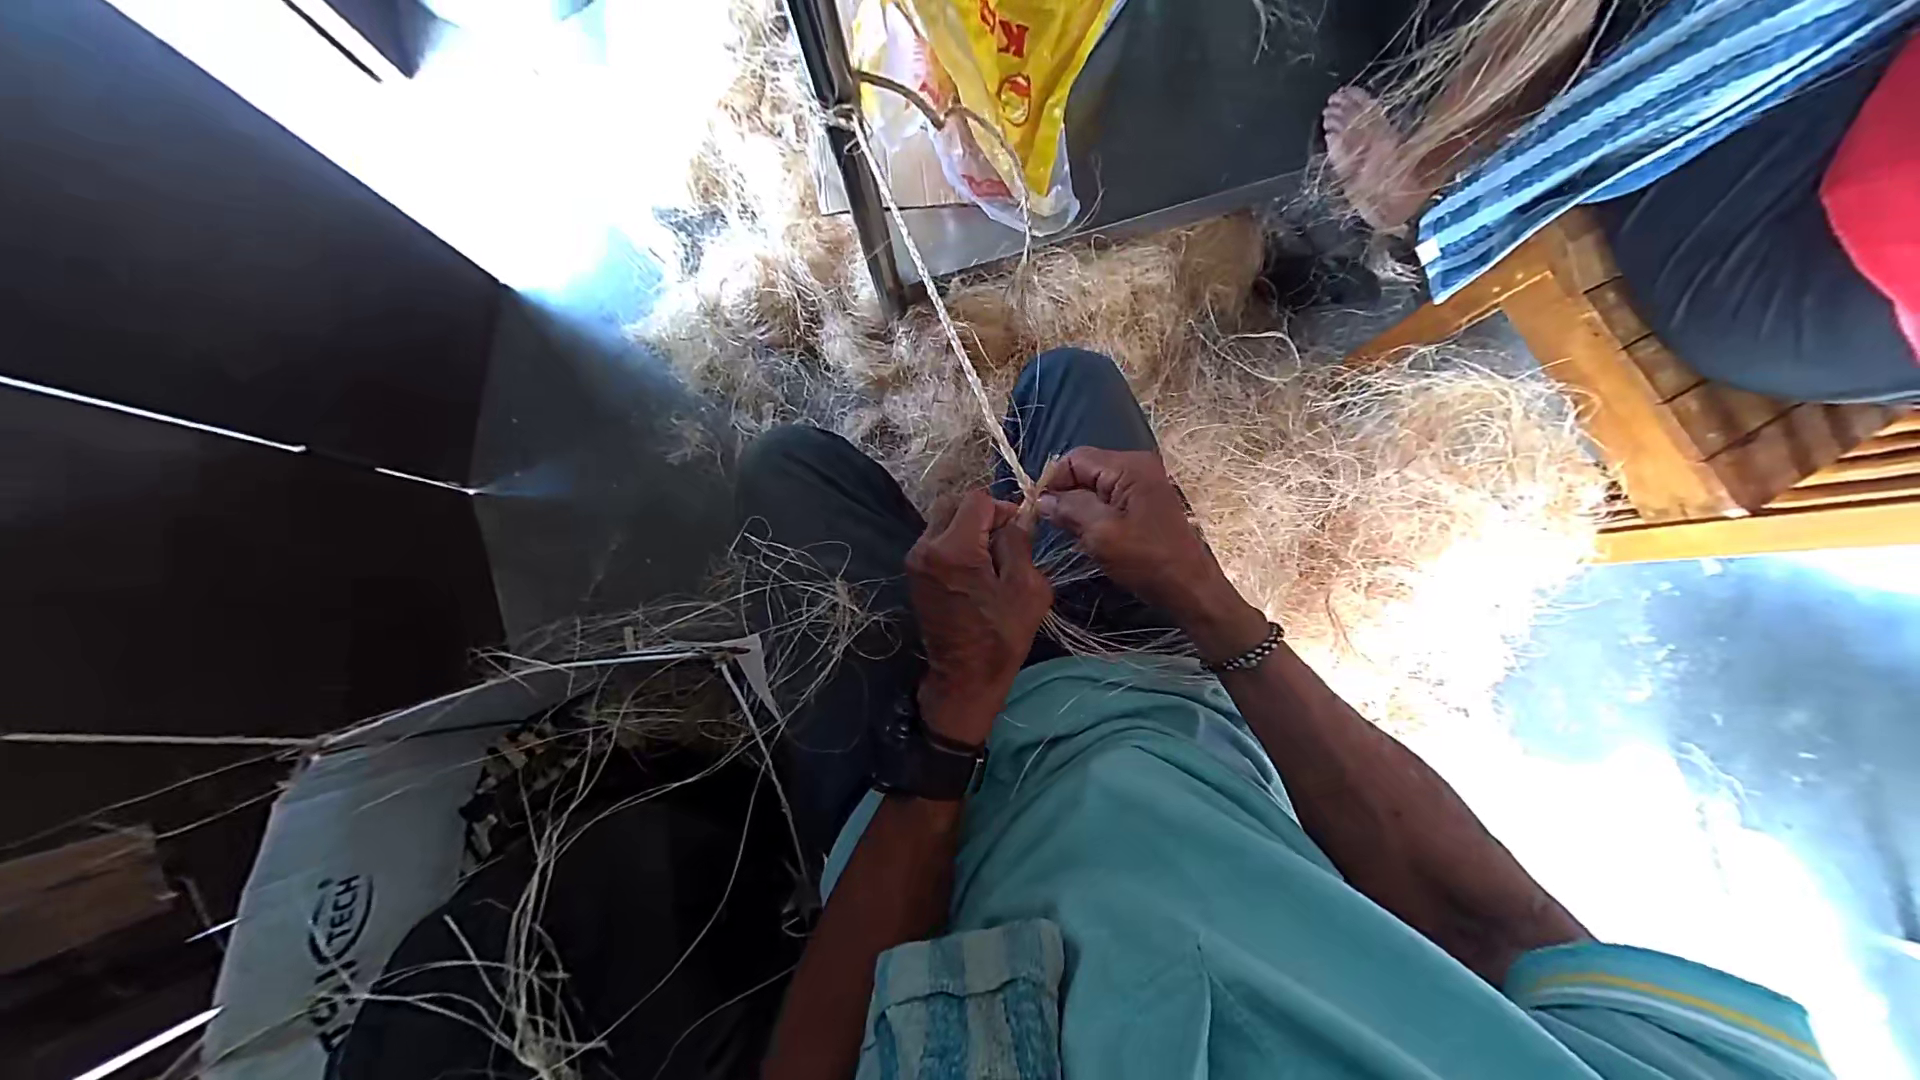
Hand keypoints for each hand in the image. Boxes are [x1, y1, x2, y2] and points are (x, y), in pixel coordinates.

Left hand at [905, 489, 1053, 744]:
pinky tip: (973, 567)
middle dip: (980, 513)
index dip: (1001, 508)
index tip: (1017, 529)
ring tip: (989, 555)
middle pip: (953, 503)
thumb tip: (1013, 519)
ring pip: (941, 519)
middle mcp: (926, 548)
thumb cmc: (1002, 635)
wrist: (965, 676)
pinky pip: (935, 539)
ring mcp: (914, 560)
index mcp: (954, 549)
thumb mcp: (1027, 587)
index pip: (976, 500)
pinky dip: (954, 542)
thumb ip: (1018, 543)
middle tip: (1003, 539)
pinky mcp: (912, 572)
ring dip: (966, 527)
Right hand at [1036, 448, 1266, 661]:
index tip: (1039, 511)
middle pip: (1084, 470)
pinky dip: (1092, 515)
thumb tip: (1042, 499)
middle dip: (1065, 496)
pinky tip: (1089, 536)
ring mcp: (1142, 484)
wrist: (1189, 588)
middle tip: (1052, 526)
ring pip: (1093, 487)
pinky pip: (1107, 500)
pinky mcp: (1143, 503)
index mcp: (1129, 466)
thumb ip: (1069, 508)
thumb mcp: (1101, 533)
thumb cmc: (1147, 560)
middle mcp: (1136, 466)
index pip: (1074, 459)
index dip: (1052, 482)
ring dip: (1078, 508)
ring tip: (1071, 534)